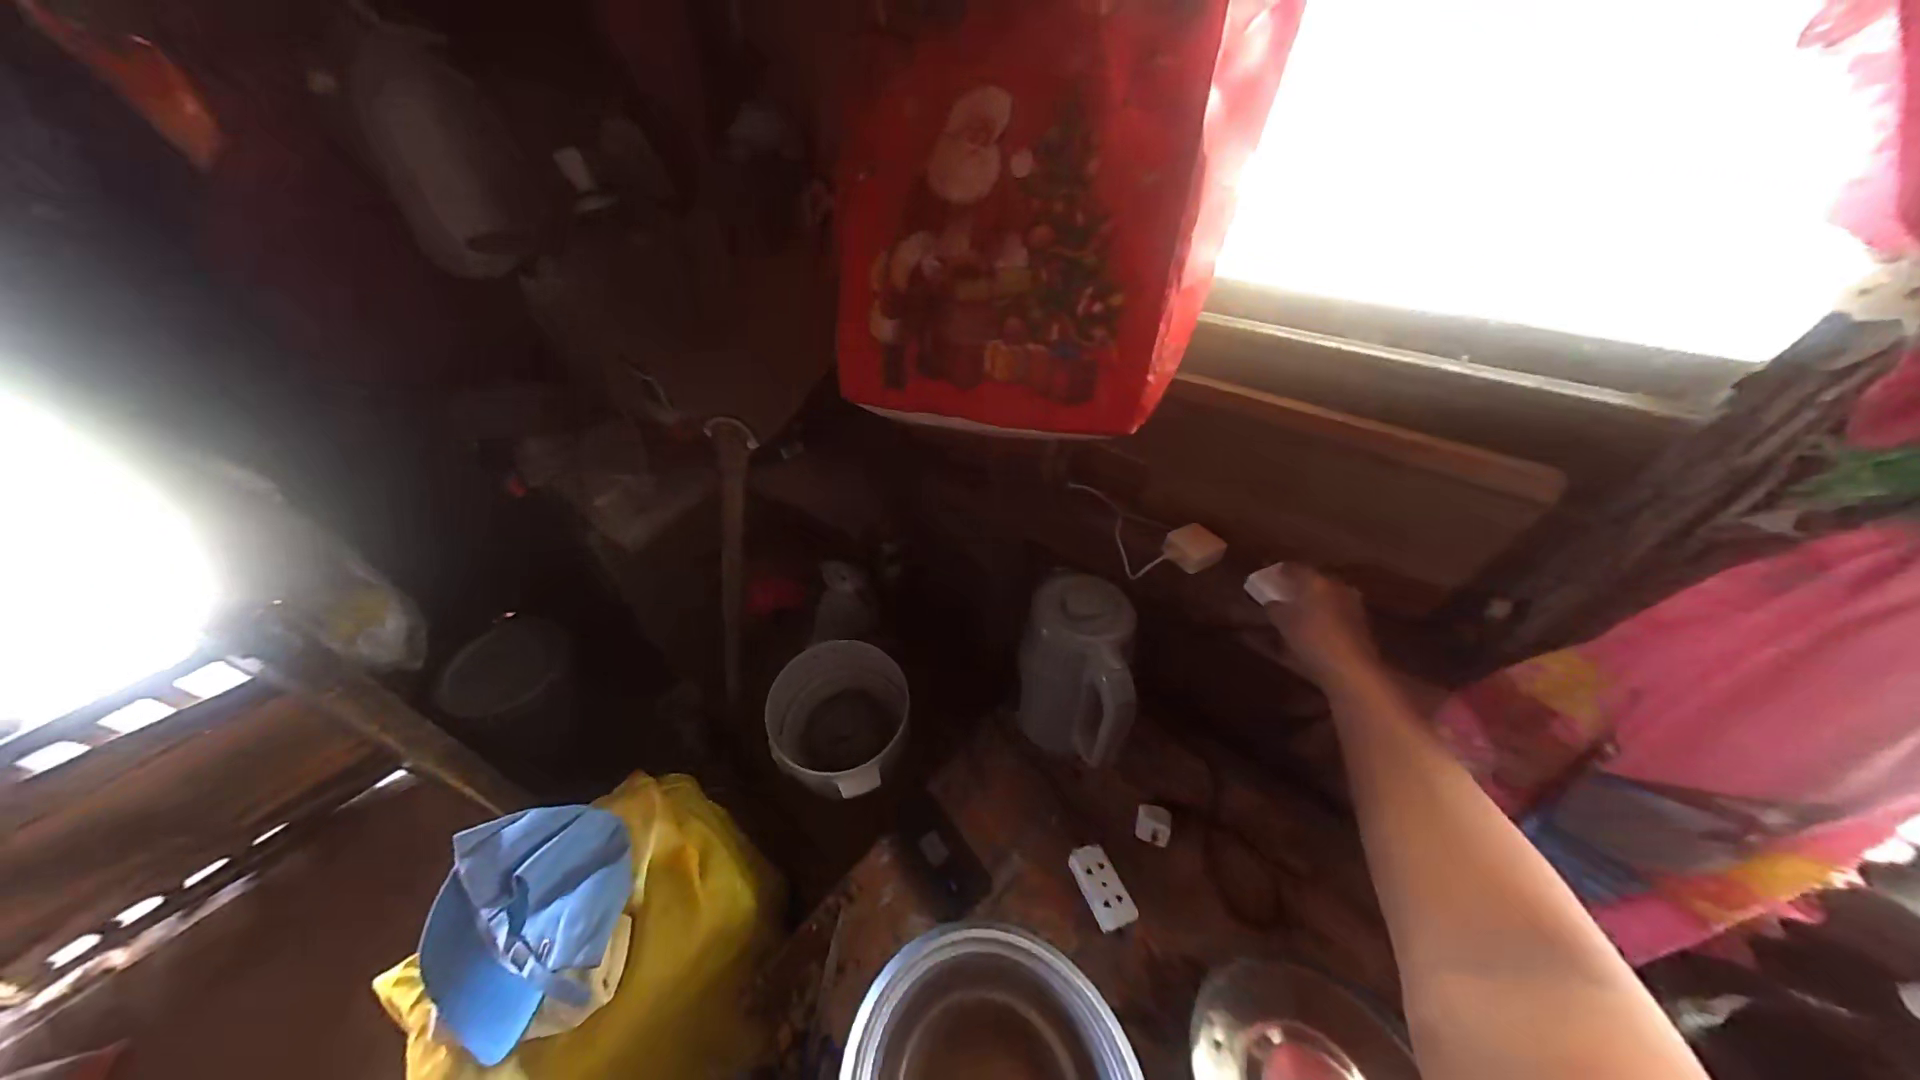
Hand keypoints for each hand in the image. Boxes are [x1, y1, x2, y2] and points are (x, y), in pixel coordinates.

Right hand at [1263, 565, 1379, 688]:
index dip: (1278, 571)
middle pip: (1313, 580)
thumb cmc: (1312, 640)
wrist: (1353, 668)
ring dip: (1312, 599)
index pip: (1293, 568)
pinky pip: (1336, 608)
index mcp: (1316, 581)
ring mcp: (1352, 603)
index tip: (1266, 575)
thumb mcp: (1283, 624)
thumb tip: (1271, 602)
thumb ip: (1274, 608)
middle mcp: (1337, 586)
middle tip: (1282, 592)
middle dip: (1297, 585)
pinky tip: (1315, 624)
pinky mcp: (1361, 621)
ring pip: (1326, 595)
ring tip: (1297, 609)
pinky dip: (1323, 612)